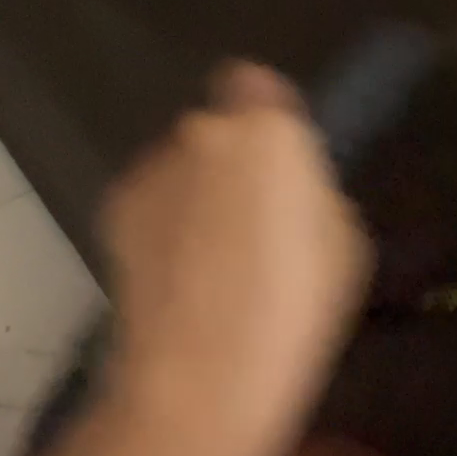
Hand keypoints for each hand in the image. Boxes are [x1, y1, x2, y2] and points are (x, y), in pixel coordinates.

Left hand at [101, 61, 372, 449]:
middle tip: (244, 222)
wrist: (200, 371)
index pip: (256, 84)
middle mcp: (199, 133)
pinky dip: (158, 222)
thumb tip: (286, 188)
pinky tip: (170, 272)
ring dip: (189, 193)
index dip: (264, 119)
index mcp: (267, 132)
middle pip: (215, 131)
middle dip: (227, 163)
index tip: (275, 161)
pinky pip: (148, 201)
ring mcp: (148, 169)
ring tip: (202, 259)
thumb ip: (310, 191)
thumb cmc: (292, 311)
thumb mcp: (343, 243)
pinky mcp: (114, 208)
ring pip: (177, 167)